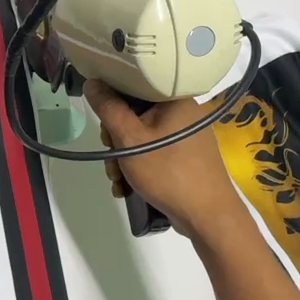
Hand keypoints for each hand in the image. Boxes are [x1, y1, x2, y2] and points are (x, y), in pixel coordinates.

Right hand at [83, 80, 248, 243]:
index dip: (112, 103)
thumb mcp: (130, 139)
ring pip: (141, 139)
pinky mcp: (187, 158)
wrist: (208, 217)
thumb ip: (108, 108)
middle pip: (135, 116)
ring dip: (122, 159)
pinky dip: (138, 168)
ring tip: (118, 180)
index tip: (103, 124)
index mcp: (175, 101)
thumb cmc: (168, 172)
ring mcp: (187, 138)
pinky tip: (127, 187)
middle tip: (112, 159)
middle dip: (115, 141)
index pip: (135, 87)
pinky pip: (154, 154)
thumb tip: (91, 82)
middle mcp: (184, 114)